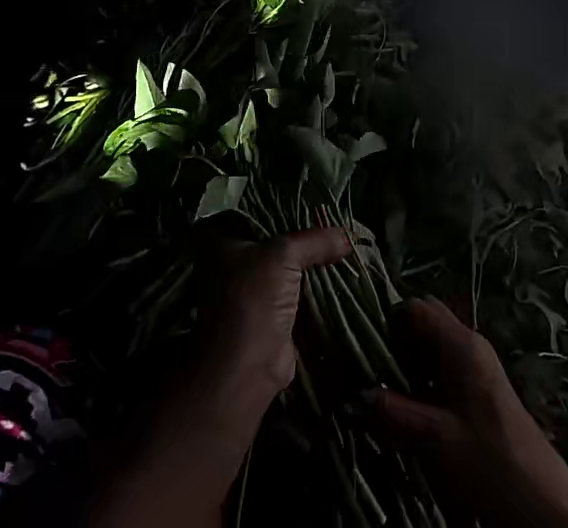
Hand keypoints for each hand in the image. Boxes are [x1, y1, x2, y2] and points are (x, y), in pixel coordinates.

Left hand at [90, 228, 350, 527]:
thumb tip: (348, 237)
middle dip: (302, 235)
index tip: (314, 201)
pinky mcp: (268, 312)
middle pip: (273, 238)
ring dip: (310, 261)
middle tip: (334, 222)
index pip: (255, 210)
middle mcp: (230, 261)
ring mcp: (249, 289)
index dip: (283, 205)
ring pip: (286, 265)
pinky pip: (295, 289)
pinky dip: (313, 284)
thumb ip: (315, 240)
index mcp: (220, 240)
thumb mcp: (284, 254)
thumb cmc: (253, 299)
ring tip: (342, 245)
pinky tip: (339, 273)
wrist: (247, 366)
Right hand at [374, 298, 567, 527]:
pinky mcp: (476, 392)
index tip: (356, 340)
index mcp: (461, 344)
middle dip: (390, 341)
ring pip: (429, 349)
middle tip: (361, 367)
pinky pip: (439, 371)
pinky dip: (417, 381)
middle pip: (422, 325)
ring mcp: (475, 368)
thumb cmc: (490, 460)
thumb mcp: (436, 437)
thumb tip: (354, 395)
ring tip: (373, 387)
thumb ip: (394, 412)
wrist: (541, 503)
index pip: (416, 307)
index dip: (384, 316)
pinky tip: (400, 407)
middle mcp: (469, 346)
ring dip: (402, 364)